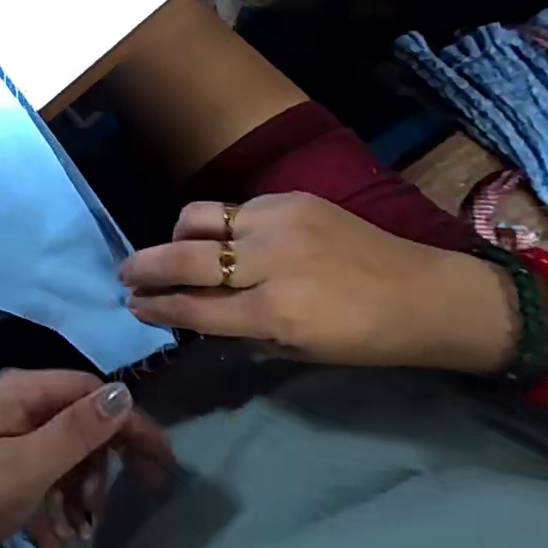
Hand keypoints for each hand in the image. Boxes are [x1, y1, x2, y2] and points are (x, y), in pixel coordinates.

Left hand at [0, 369, 170, 547]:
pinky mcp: (7, 457)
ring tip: (85, 519)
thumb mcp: (28, 467)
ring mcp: (11, 428)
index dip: (127, 418)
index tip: (159, 454)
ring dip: (87, 478)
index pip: (91, 389)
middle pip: (82, 414)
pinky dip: (66, 489)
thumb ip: (78, 430)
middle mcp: (19, 399)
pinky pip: (51, 463)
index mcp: (22, 389)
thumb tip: (126, 391)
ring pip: (70, 443)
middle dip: (108, 452)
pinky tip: (69, 521)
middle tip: (143, 484)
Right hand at [119, 192, 517, 371]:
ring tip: (176, 247)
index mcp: (272, 312)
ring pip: (199, 216)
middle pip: (182, 256)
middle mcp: (267, 261)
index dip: (156, 307)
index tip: (132, 305)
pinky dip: (219, 224)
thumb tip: (196, 313)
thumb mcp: (296, 349)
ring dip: (177, 234)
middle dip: (144, 267)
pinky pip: (235, 207)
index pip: (192, 307)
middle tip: (126, 274)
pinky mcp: (290, 198)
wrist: (422, 293)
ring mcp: (277, 221)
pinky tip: (226, 237)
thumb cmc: (362, 339)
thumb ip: (241, 330)